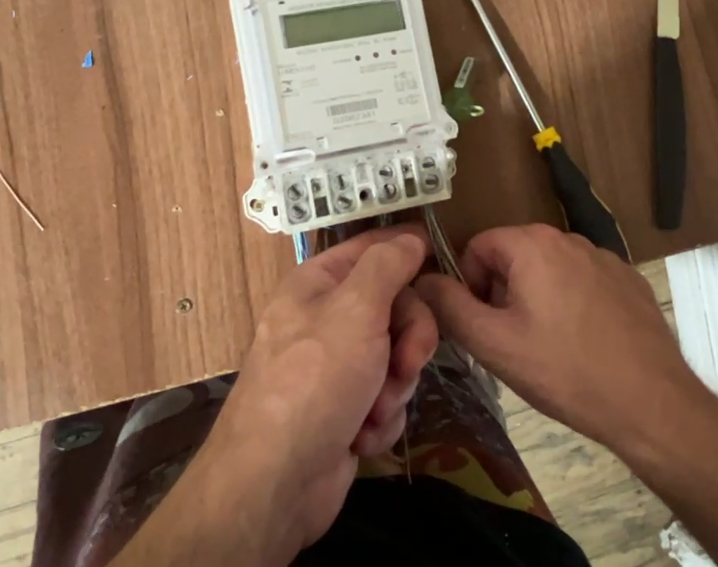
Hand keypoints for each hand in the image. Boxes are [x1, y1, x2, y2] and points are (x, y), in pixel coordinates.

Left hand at [147, 226, 436, 564]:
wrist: (277, 481)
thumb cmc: (315, 380)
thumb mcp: (355, 309)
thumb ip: (387, 266)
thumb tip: (410, 237)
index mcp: (317, 284)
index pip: (370, 249)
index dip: (404, 249)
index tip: (440, 253)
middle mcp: (325, 320)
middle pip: (394, 308)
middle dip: (408, 340)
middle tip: (406, 363)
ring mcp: (334, 368)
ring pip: (395, 357)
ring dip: (394, 387)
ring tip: (374, 410)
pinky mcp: (344, 411)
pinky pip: (385, 399)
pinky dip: (381, 418)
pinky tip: (361, 436)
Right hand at [415, 224, 706, 450]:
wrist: (650, 402)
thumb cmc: (564, 371)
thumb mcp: (494, 344)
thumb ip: (450, 307)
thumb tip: (422, 279)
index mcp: (532, 245)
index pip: (478, 247)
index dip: (470, 285)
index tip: (483, 325)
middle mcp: (569, 238)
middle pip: (514, 256)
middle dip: (504, 293)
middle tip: (513, 341)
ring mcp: (604, 257)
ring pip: (549, 270)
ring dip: (538, 299)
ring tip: (549, 348)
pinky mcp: (629, 281)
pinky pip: (583, 283)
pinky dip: (574, 305)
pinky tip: (584, 345)